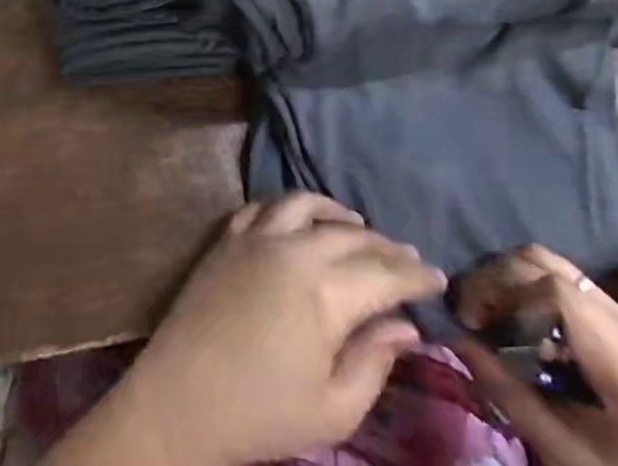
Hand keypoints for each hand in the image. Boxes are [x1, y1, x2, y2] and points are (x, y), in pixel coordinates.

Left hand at [55, 193, 446, 465]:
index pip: (385, 273)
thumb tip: (405, 326)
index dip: (416, 276)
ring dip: (338, 213)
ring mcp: (254, 237)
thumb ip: (375, 360)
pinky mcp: (226, 238)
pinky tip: (299, 220)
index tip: (437, 278)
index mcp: (325, 291)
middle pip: (352, 235)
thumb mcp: (334, 406)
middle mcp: (293, 249)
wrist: (180, 399)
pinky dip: (288, 206)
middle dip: (386, 246)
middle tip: (408, 258)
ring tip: (358, 226)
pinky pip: (262, 206)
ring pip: (306, 205)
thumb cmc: (261, 412)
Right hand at [453, 245, 617, 465]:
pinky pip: (578, 297)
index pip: (548, 284)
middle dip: (498, 277)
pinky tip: (527, 336)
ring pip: (562, 272)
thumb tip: (455, 339)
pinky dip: (539, 299)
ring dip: (516, 283)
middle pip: (550, 264)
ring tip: (492, 318)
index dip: (497, 288)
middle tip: (471, 312)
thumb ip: (509, 392)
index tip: (467, 319)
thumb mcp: (568, 452)